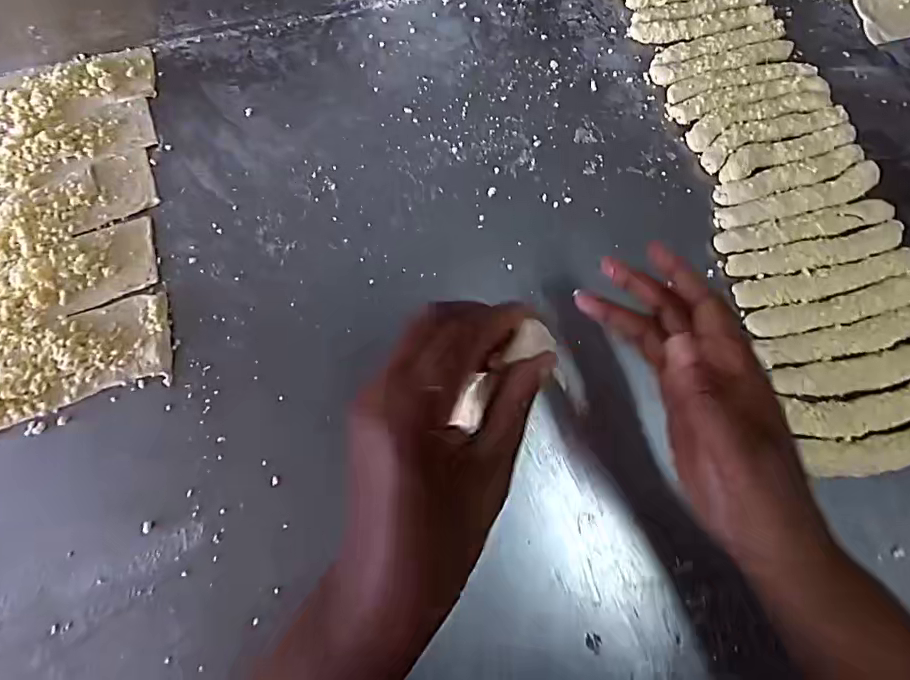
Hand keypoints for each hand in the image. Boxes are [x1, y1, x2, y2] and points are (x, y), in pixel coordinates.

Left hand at [258, 302, 552, 679]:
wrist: (379, 591)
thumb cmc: (441, 544)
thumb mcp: (489, 471)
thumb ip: (513, 403)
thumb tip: (540, 356)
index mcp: (411, 405)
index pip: (460, 335)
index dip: (501, 319)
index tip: (535, 319)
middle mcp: (382, 388)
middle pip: (433, 321)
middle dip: (480, 318)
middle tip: (520, 336)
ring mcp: (370, 395)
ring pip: (419, 335)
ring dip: (462, 332)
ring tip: (503, 355)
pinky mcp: (368, 406)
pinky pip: (409, 358)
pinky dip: (444, 353)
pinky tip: (473, 374)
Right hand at [577, 245, 909, 677]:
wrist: (762, 533)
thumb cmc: (756, 488)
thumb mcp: (731, 444)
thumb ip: (703, 393)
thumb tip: (676, 340)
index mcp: (732, 365)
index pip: (703, 307)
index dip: (680, 275)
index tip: (653, 250)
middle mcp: (712, 365)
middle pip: (674, 315)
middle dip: (642, 287)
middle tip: (607, 265)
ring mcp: (695, 385)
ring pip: (659, 336)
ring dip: (628, 314)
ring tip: (590, 295)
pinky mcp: (680, 405)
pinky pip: (654, 362)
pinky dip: (633, 342)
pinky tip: (615, 331)